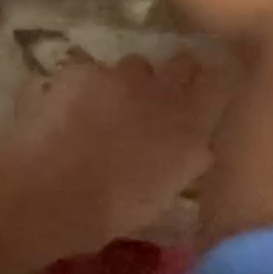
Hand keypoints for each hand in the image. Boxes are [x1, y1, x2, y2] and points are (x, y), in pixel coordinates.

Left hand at [0, 52, 232, 250]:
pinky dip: (79, 88)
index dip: (222, 74)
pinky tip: (62, 111)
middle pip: (180, 63)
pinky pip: (87, 73)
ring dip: (123, 84)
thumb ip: (183, 160)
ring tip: (99, 112)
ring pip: (130, 67)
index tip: (214, 81)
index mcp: (189, 127)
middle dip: (171, 76)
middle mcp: (161, 91)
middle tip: (152, 100)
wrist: (49, 191)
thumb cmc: (110, 210)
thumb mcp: (162, 192)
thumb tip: (196, 147)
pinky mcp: (78, 69)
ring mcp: (118, 75)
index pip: (223, 80)